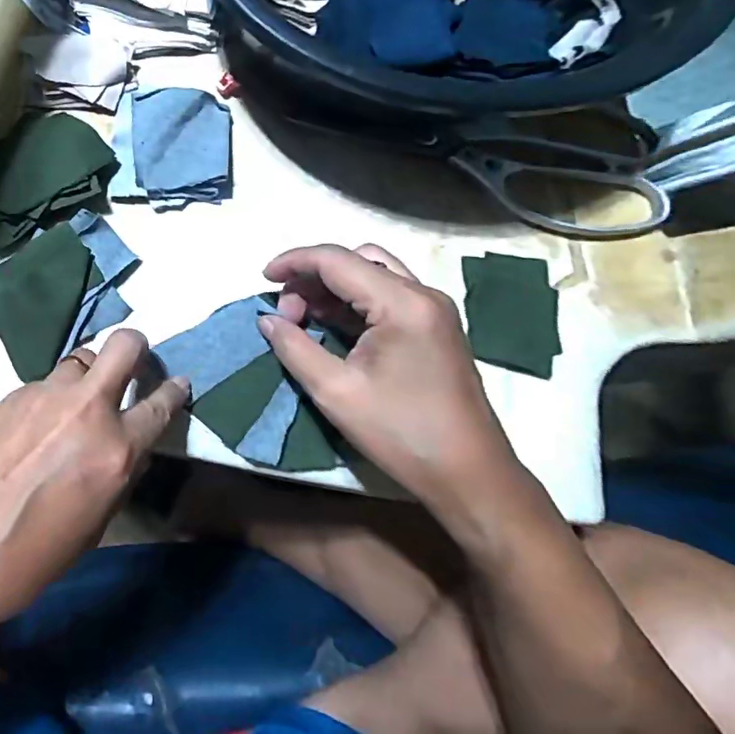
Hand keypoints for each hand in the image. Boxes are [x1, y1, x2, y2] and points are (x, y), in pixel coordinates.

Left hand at [0, 330, 186, 635]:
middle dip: (136, 347)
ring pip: (80, 360)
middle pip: (124, 345)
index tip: (177, 384)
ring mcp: (48, 395)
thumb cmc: (36, 553)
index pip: (161, 403)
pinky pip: (45, 383)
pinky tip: (34, 427)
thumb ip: (121, 470)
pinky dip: (50, 398)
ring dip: (86, 376)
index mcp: (117, 448)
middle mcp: (87, 409)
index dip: (175, 390)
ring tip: (73, 403)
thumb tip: (131, 446)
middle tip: (132, 363)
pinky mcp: (14, 393)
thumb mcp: (99, 519)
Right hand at [257, 244, 523, 521]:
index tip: (264, 278)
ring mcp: (434, 309)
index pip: (337, 260)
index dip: (294, 262)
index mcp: (402, 302)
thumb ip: (294, 348)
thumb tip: (267, 319)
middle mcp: (422, 293)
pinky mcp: (436, 326)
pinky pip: (389, 295)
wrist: (470, 476)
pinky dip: (356, 301)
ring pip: (374, 273)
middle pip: (357, 260)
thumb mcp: (336, 392)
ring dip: (334, 287)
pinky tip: (334, 327)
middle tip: (288, 314)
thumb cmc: (402, 434)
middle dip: (314, 277)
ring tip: (305, 318)